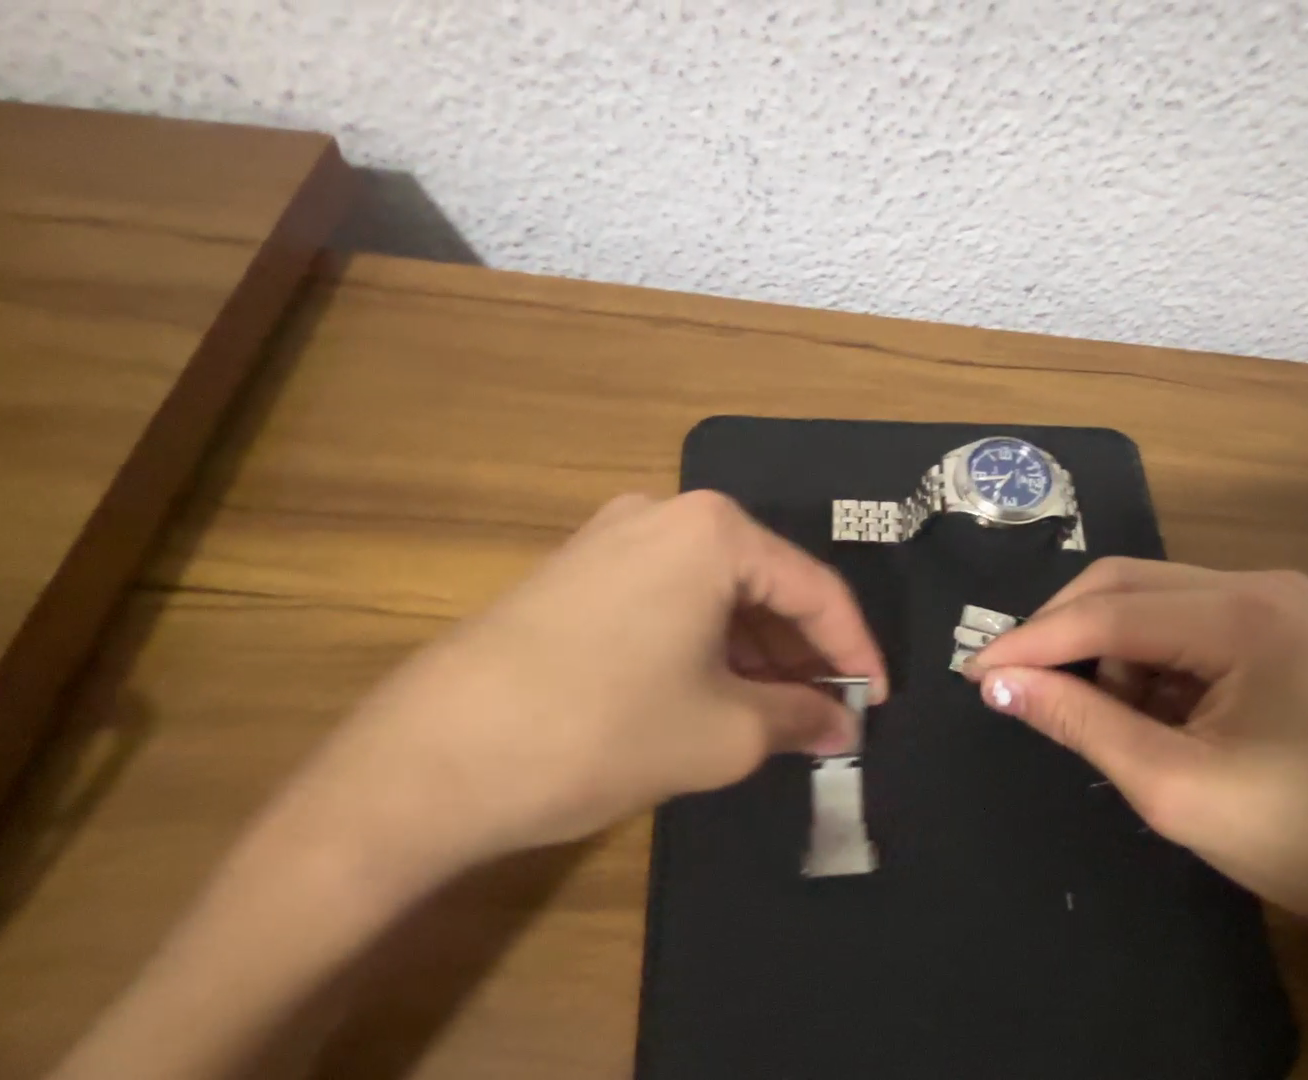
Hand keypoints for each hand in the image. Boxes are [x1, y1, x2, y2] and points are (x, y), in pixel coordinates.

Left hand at [278, 491, 885, 889]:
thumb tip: (843, 725)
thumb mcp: (723, 733)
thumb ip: (799, 719)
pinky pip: (668, 599)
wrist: (430, 761)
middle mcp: (664, 514)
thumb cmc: (602, 731)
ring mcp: (611, 538)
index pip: (814, 588)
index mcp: (713, 532)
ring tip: (777, 713)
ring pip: (715, 592)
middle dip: (801, 652)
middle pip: (763, 583)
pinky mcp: (574, 572)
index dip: (855, 651)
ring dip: (754, 651)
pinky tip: (714, 692)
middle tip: (828, 713)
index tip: (877, 702)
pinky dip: (705, 644)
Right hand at [964, 558, 1307, 947]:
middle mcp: (1262, 586)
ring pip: (1151, 599)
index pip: (1111, 612)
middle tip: (1016, 683)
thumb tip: (998, 684)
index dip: (1034, 641)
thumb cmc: (1295, 837)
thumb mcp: (1170, 786)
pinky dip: (1146, 659)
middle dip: (1065, 632)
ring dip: (1107, 649)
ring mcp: (1276, 600)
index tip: (975, 672)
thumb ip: (1078, 722)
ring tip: (1103, 717)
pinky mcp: (1279, 624)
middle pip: (1128, 584)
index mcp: (1246, 617)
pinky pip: (1183, 622)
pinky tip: (1147, 710)